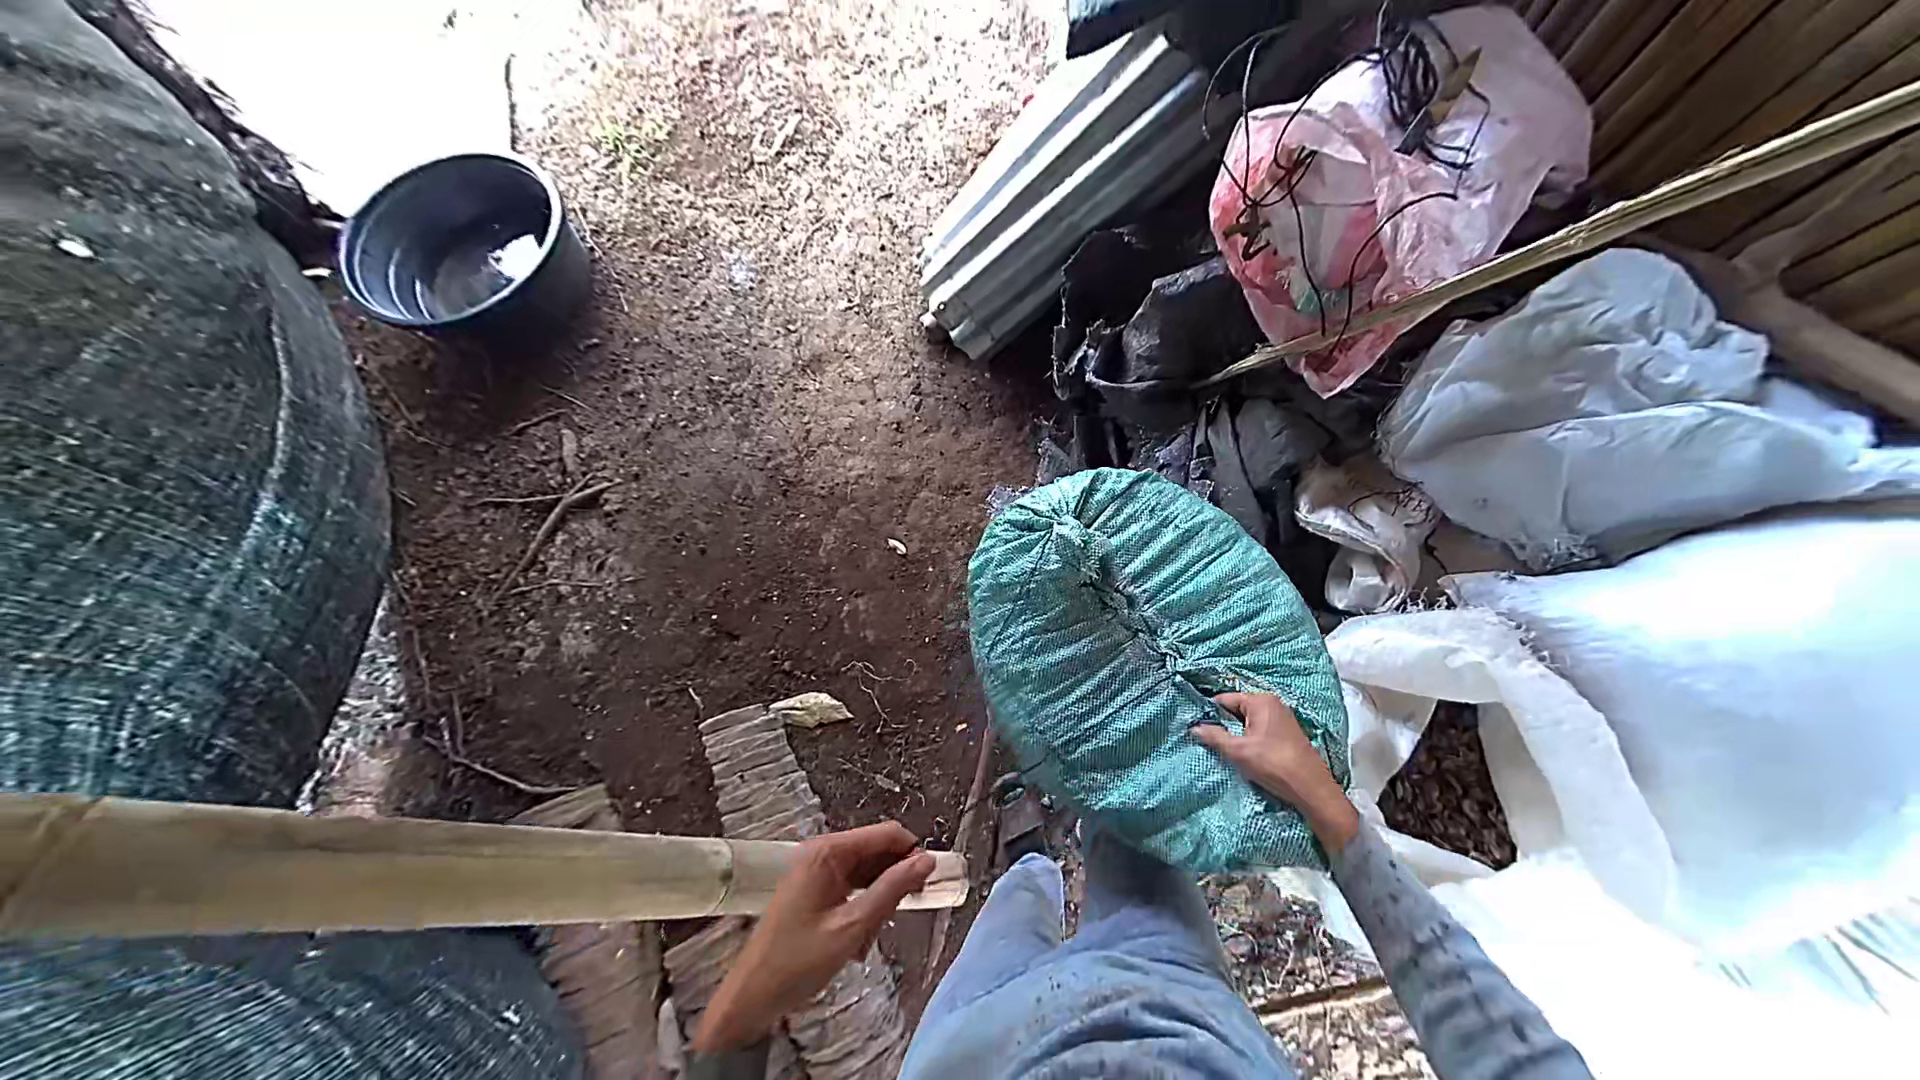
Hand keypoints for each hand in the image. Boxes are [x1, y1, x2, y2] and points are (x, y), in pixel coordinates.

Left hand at [692, 822, 934, 1053]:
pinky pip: (852, 887)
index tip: (929, 883)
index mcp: (828, 851)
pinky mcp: (815, 888)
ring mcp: (817, 869)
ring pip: (868, 873)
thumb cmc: (797, 961)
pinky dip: (862, 909)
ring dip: (878, 902)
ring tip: (869, 937)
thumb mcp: (852, 926)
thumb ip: (892, 890)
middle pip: (877, 853)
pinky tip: (857, 941)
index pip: (886, 834)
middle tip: (899, 916)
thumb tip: (927, 861)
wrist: (752, 997)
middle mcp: (823, 852)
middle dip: (892, 883)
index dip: (912, 854)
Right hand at [1191, 692, 1358, 852]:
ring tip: (1230, 750)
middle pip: (1237, 709)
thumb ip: (1213, 736)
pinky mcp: (1287, 733)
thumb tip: (1194, 727)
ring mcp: (1282, 718)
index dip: (1211, 714)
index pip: (1224, 700)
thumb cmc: (1274, 764)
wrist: (1312, 790)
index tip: (1201, 729)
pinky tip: (1247, 754)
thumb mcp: (1238, 751)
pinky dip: (1250, 739)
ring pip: (1248, 721)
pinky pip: (1260, 729)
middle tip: (1214, 741)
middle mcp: (1273, 704)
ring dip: (1238, 734)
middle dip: (1225, 724)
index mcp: (1261, 701)